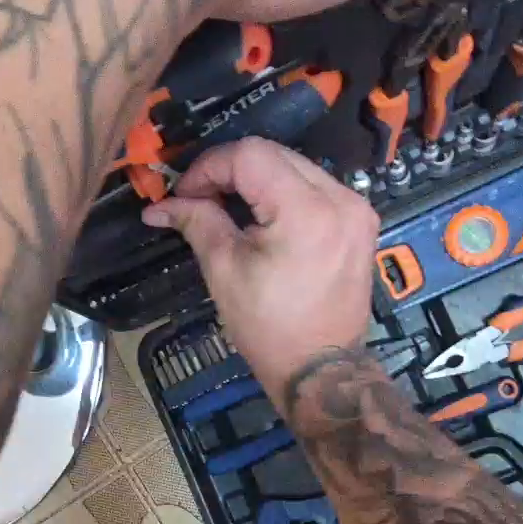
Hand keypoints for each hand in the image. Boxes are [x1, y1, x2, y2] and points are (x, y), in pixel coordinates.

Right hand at [143, 139, 377, 394]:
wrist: (320, 368)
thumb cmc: (270, 328)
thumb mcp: (225, 271)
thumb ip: (197, 222)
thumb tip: (161, 205)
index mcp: (306, 211)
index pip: (250, 155)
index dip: (209, 168)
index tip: (185, 195)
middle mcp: (341, 199)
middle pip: (275, 155)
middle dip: (231, 171)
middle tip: (200, 200)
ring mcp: (357, 209)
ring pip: (296, 167)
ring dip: (257, 180)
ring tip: (229, 209)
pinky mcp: (361, 222)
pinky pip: (316, 188)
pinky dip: (284, 194)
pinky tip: (263, 218)